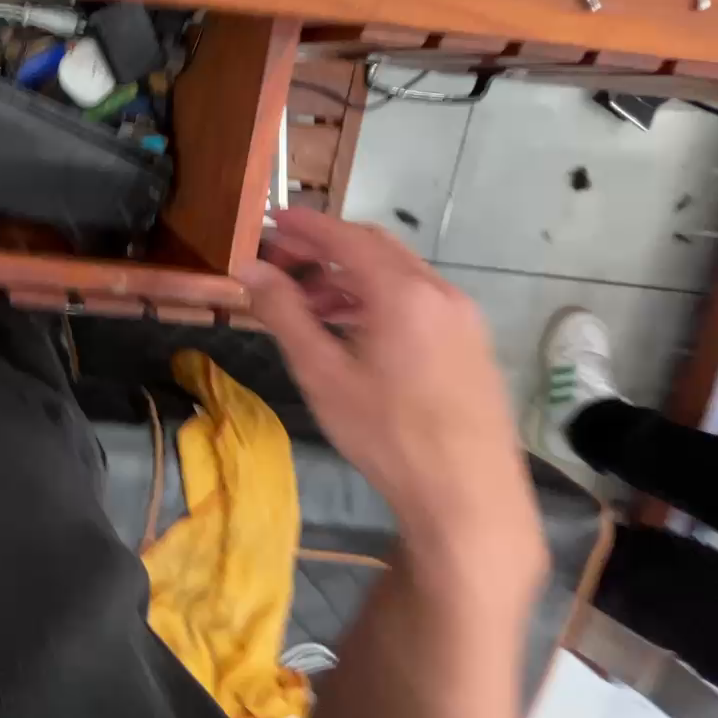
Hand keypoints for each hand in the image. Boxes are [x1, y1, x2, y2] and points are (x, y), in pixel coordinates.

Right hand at [238, 210, 544, 585]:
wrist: (468, 498)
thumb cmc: (385, 433)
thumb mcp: (321, 371)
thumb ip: (283, 311)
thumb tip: (248, 267)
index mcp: (404, 293)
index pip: (346, 238)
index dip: (305, 225)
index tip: (268, 219)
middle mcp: (440, 294)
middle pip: (374, 249)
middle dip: (323, 248)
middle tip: (278, 263)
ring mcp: (462, 319)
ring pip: (395, 276)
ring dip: (346, 276)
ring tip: (304, 303)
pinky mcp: (469, 344)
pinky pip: (415, 300)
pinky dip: (373, 298)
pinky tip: (346, 328)